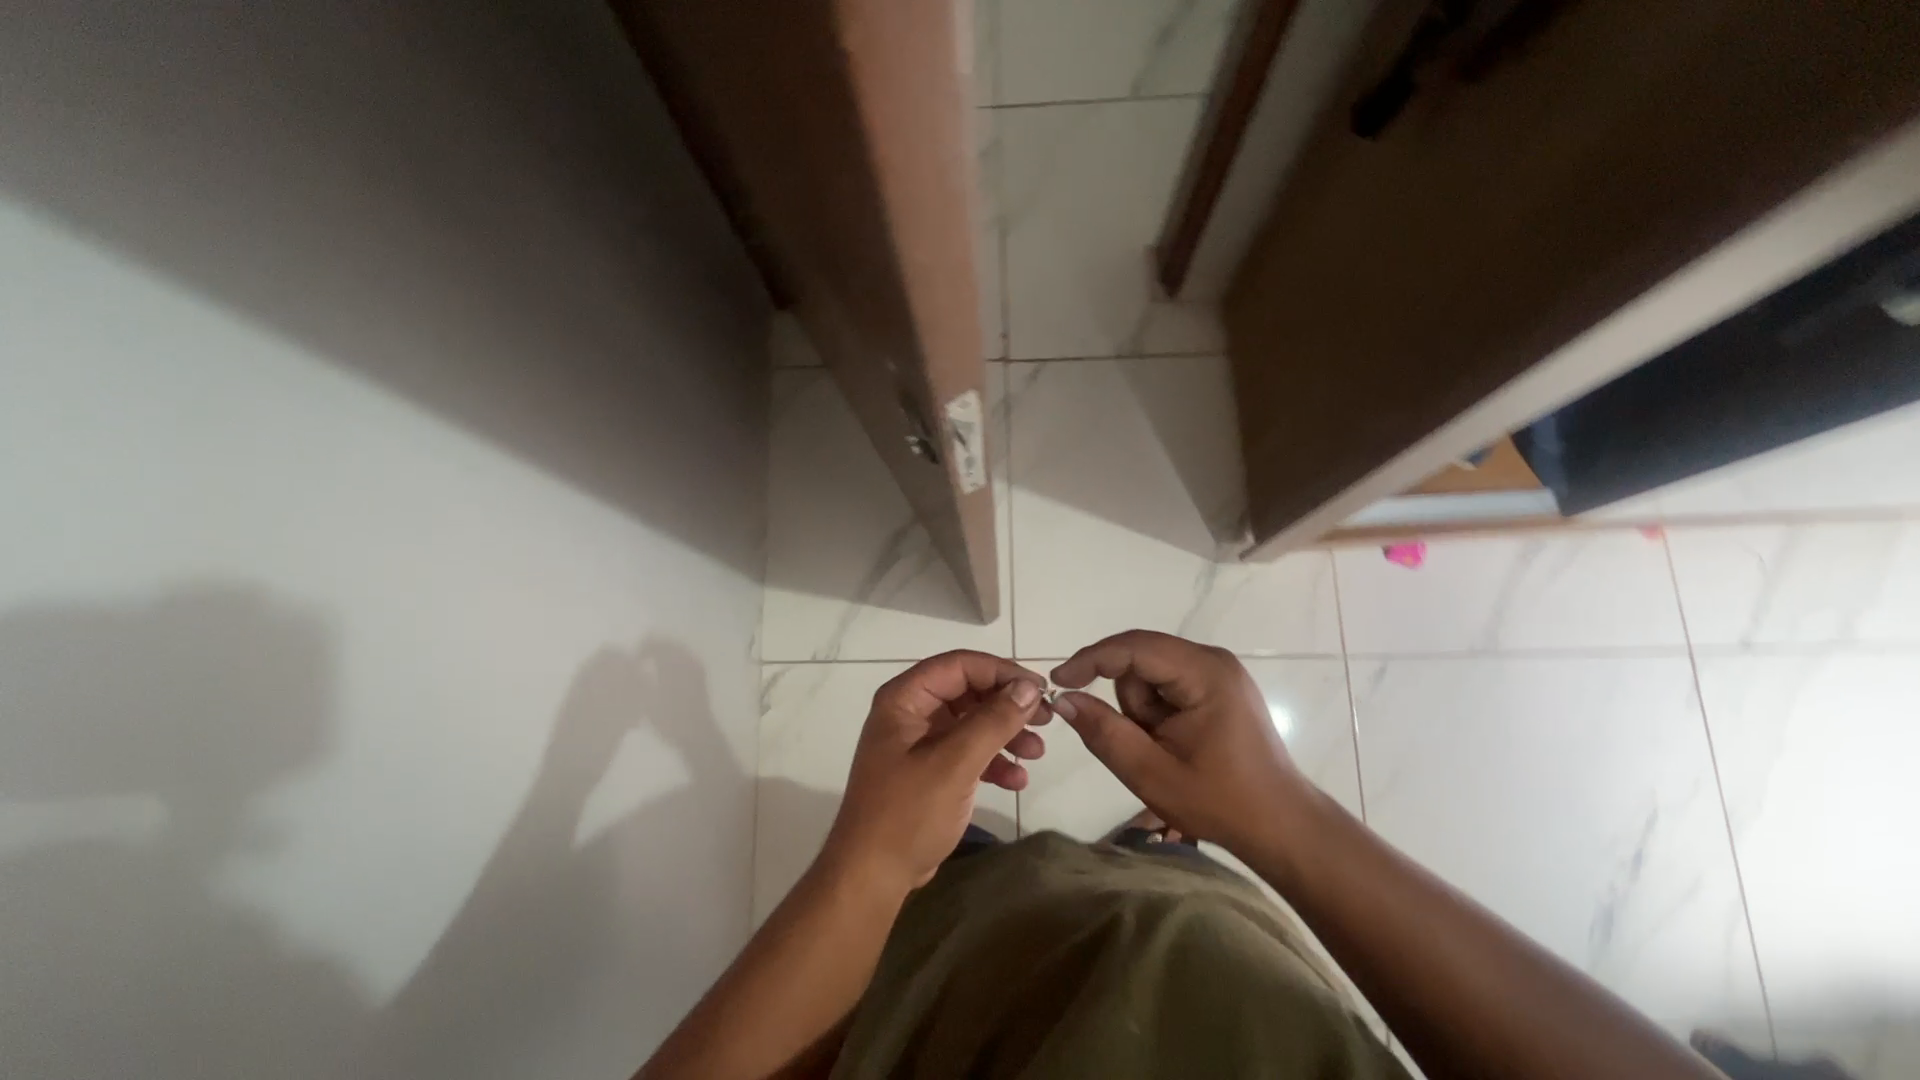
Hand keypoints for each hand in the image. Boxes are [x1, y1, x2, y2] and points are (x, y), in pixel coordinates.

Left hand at [820, 651, 1047, 892]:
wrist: (872, 876)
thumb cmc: (908, 813)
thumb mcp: (955, 763)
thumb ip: (993, 721)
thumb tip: (1029, 688)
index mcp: (904, 699)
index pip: (959, 665)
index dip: (1001, 672)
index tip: (1039, 690)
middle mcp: (910, 714)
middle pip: (968, 692)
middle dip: (1007, 705)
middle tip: (1047, 719)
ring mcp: (919, 744)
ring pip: (972, 723)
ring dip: (1006, 734)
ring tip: (1037, 752)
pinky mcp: (929, 772)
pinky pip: (967, 753)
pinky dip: (993, 762)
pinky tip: (1017, 780)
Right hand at [1050, 630, 1319, 858]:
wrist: (1280, 824)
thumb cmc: (1220, 802)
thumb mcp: (1151, 773)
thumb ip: (1105, 733)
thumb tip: (1064, 699)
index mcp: (1205, 673)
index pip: (1134, 647)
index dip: (1091, 660)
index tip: (1057, 683)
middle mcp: (1213, 660)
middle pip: (1142, 661)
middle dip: (1129, 703)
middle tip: (1143, 746)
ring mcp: (1218, 672)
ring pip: (1151, 675)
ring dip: (1142, 711)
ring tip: (1164, 751)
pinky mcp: (1217, 687)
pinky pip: (1166, 686)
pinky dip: (1156, 714)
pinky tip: (1173, 745)